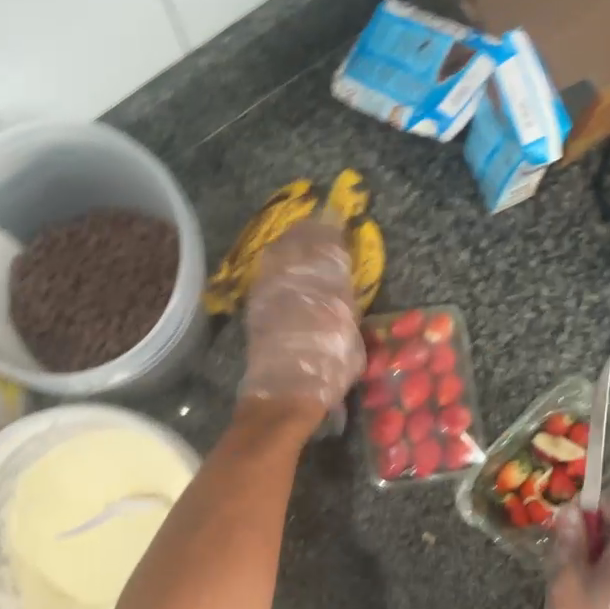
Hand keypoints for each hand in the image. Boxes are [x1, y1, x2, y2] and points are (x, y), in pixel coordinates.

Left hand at [239, 218, 363, 410]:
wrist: (286, 390)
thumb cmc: (328, 370)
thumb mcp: (352, 341)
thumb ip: (346, 313)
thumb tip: (342, 303)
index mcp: (331, 285)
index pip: (332, 245)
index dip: (334, 230)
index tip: (337, 218)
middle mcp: (301, 278)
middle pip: (303, 240)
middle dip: (311, 230)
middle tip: (316, 223)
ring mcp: (274, 287)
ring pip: (280, 249)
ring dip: (290, 241)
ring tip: (296, 237)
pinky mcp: (256, 301)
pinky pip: (267, 269)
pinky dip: (275, 260)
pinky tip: (278, 261)